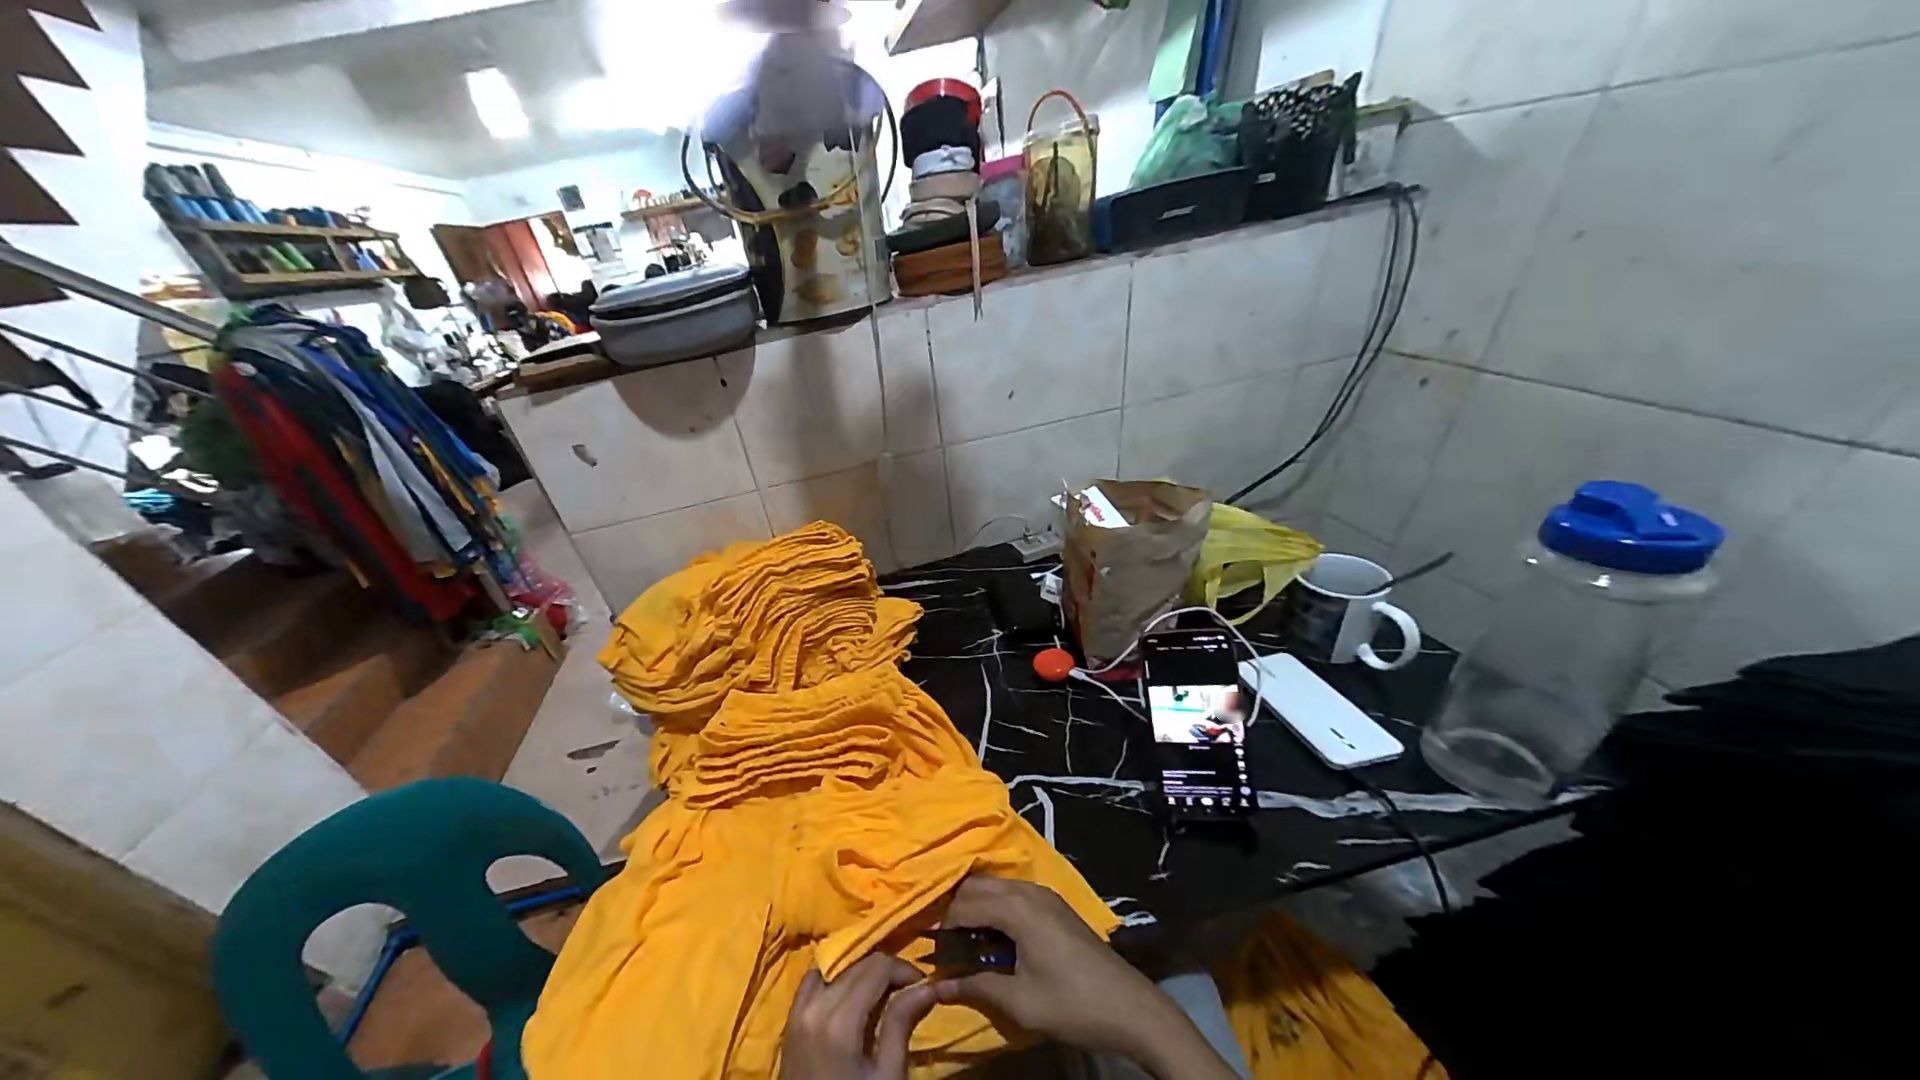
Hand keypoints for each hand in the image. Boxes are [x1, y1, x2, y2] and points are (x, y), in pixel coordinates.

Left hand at [780, 952, 938, 1079]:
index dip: (904, 969)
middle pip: (858, 964)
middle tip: (908, 988)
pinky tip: (850, 993)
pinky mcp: (790, 1020)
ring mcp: (797, 1011)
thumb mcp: (886, 1077)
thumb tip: (927, 985)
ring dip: (861, 971)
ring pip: (836, 966)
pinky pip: (814, 980)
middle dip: (886, 970)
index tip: (922, 984)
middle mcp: (815, 1005)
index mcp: (839, 1022)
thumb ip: (901, 1024)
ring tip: (881, 990)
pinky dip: (835, 977)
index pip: (878, 967)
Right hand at [930, 876, 1237, 1079]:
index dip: (943, 926)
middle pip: (978, 886)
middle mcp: (1028, 890)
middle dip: (956, 911)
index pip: (965, 903)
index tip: (929, 950)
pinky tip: (994, 940)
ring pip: (995, 887)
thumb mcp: (1020, 1002)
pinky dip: (995, 909)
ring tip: (966, 945)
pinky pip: (1013, 894)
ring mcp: (1044, 894)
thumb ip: (976, 987)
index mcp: (1017, 907)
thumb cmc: (1071, 1003)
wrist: (1129, 1007)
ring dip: (976, 908)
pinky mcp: (1054, 905)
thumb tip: (936, 986)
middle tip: (944, 946)